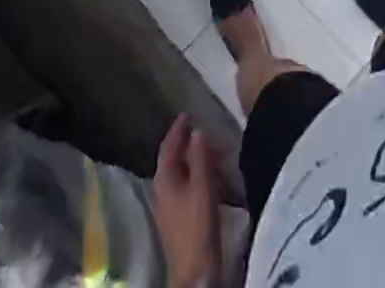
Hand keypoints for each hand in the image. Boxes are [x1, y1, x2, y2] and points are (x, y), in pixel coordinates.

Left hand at [154, 115, 220, 287]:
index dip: (178, 129)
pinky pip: (189, 184)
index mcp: (164, 178)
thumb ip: (200, 157)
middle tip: (215, 137)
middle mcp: (163, 187)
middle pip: (177, 157)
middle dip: (194, 144)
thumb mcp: (202, 186)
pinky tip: (216, 178)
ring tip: (221, 155)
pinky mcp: (180, 215)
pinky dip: (201, 175)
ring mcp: (171, 203)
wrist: (196, 270)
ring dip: (200, 160)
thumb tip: (198, 130)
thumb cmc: (197, 225)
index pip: (169, 145)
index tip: (188, 113)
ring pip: (184, 171)